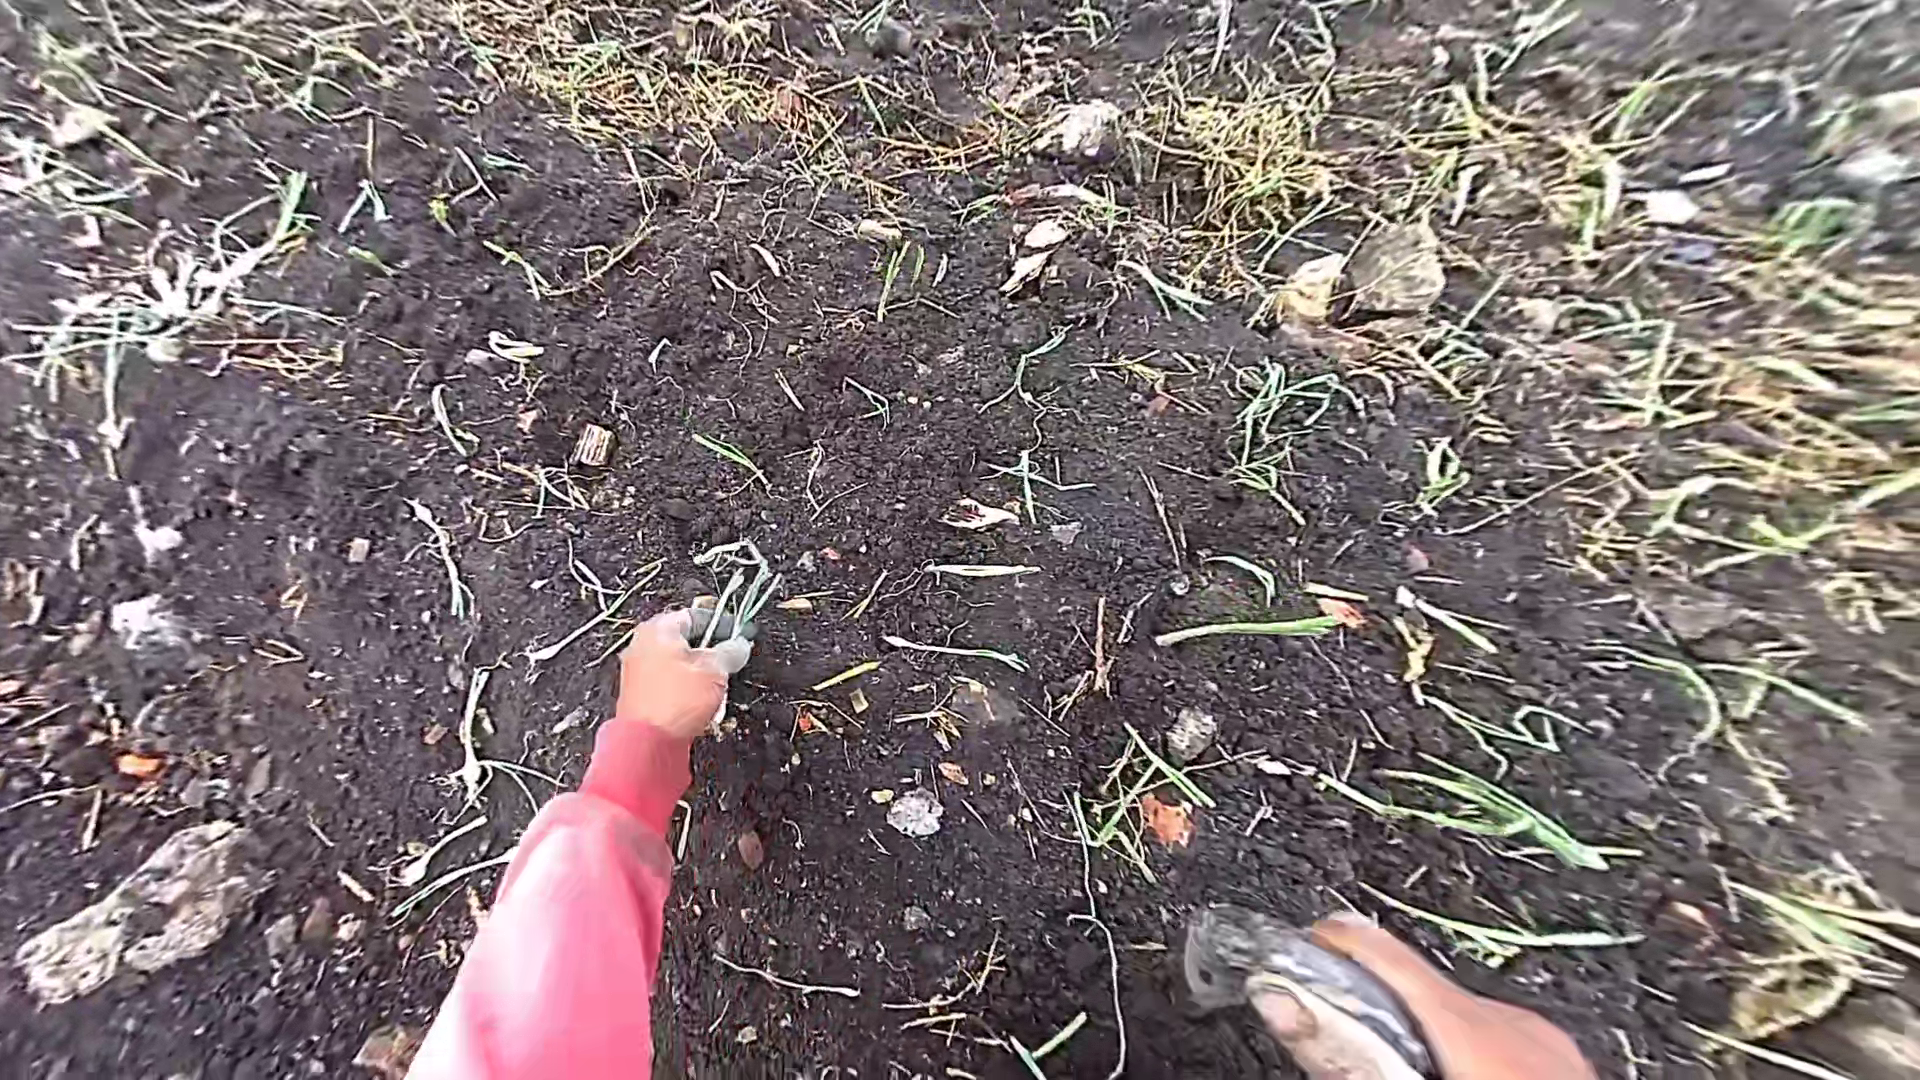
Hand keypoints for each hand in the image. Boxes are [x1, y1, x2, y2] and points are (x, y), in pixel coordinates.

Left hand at [615, 608, 752, 739]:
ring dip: (702, 670)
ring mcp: (639, 671)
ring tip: (719, 683)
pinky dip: (689, 686)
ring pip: (681, 662)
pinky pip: (672, 681)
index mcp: (657, 630)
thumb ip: (731, 651)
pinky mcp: (642, 695)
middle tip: (732, 657)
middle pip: (687, 639)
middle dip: (712, 649)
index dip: (722, 622)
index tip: (739, 632)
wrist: (647, 745)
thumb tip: (740, 645)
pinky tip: (702, 699)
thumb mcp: (715, 668)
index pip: (695, 614)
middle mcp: (643, 646)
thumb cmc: (677, 700)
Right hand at [1252, 914, 1595, 1079]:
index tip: (1289, 963)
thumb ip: (1343, 1060)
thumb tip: (1277, 1002)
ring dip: (1412, 1032)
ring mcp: (1547, 1047)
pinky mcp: (1560, 1062)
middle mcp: (1516, 1027)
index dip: (1322, 945)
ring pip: (1447, 1009)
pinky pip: (1485, 1033)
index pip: (1373, 946)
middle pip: (1407, 979)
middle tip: (1346, 1046)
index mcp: (1475, 1036)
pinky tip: (1444, 1076)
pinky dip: (1451, 1049)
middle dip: (1369, 1005)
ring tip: (1396, 1067)